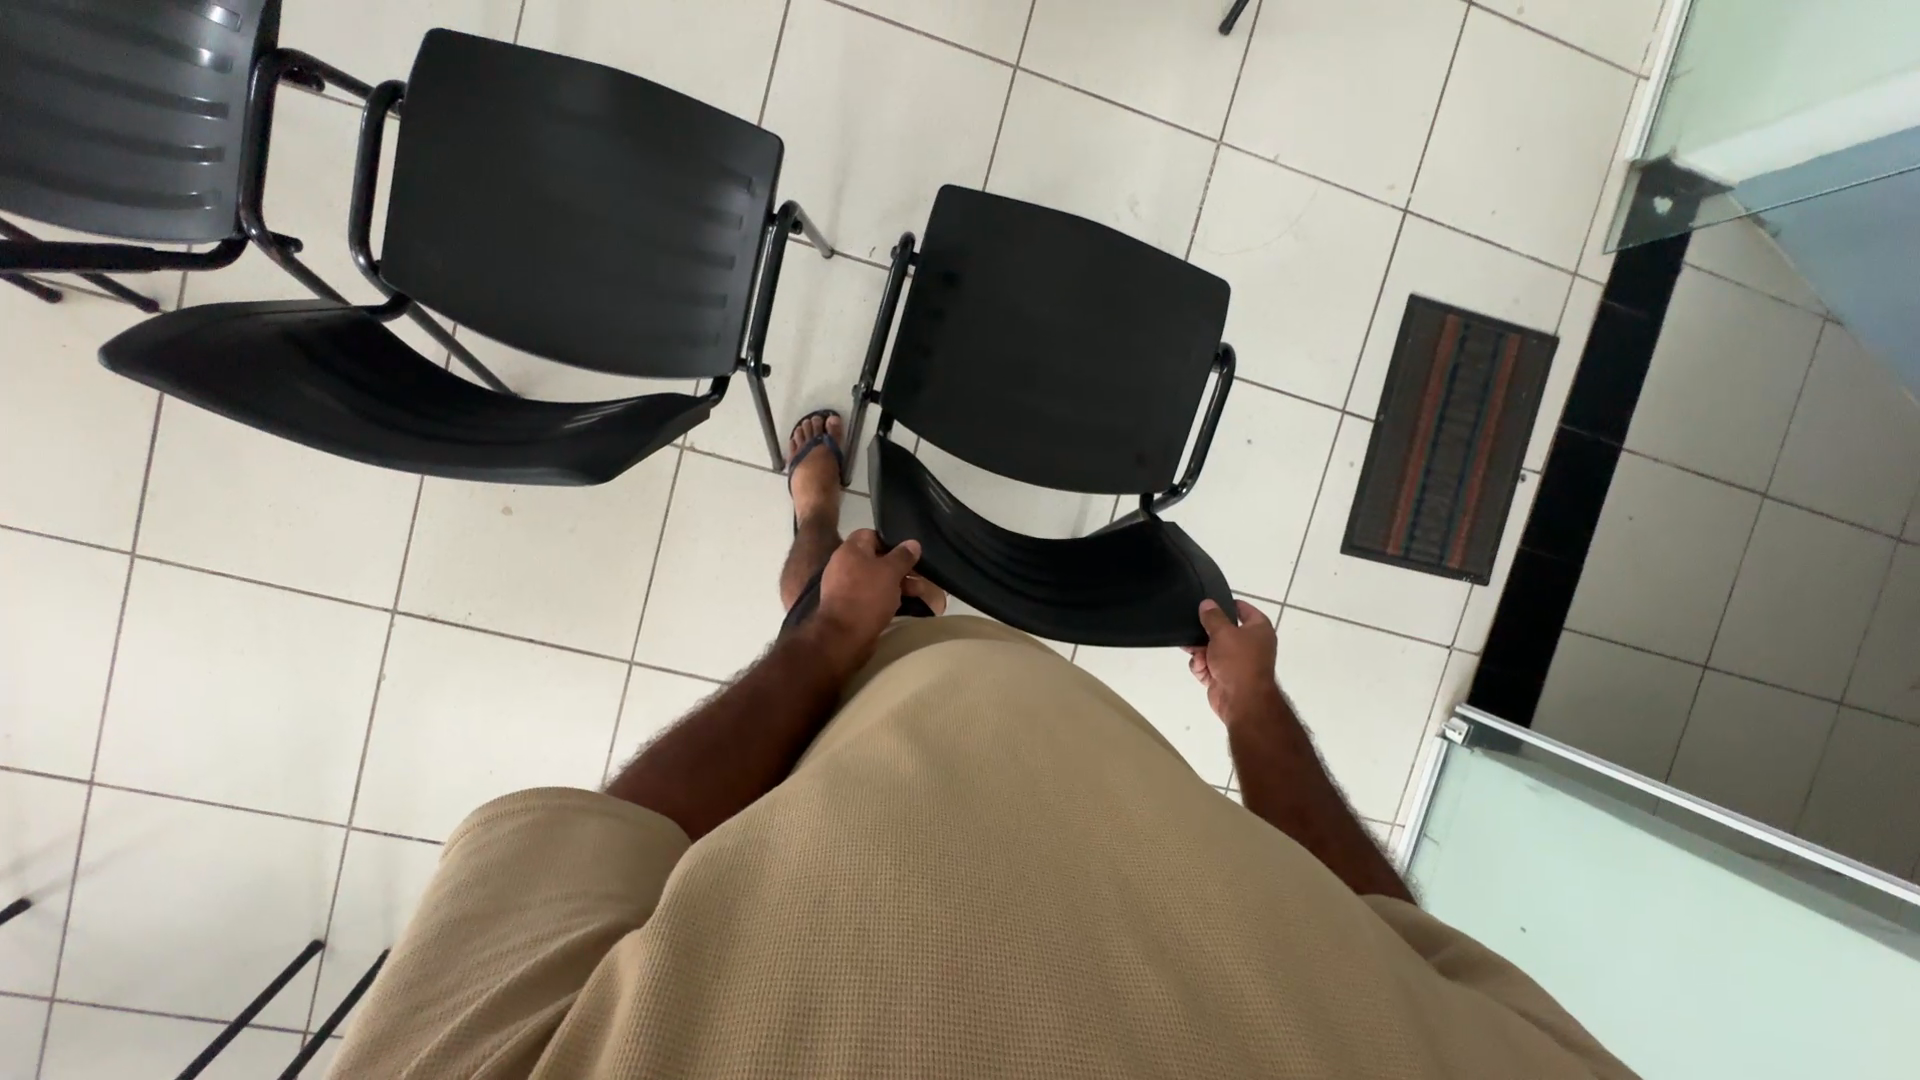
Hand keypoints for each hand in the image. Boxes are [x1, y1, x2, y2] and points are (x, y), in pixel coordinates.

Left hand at [805, 530, 925, 666]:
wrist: (843, 636)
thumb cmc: (867, 596)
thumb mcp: (890, 572)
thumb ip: (903, 556)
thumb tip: (913, 543)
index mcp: (850, 550)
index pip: (871, 535)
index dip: (891, 541)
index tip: (909, 553)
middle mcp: (844, 565)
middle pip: (876, 559)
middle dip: (899, 568)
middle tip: (920, 577)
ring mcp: (844, 587)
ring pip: (876, 580)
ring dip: (897, 585)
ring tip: (918, 594)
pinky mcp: (848, 607)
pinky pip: (871, 597)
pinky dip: (886, 599)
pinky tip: (902, 606)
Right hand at [1184, 600, 1281, 725]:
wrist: (1241, 700)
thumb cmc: (1238, 661)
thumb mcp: (1223, 632)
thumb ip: (1212, 616)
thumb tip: (1207, 603)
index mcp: (1258, 629)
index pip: (1242, 609)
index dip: (1226, 604)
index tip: (1208, 602)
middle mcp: (1249, 644)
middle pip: (1222, 630)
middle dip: (1205, 632)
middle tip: (1191, 628)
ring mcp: (1236, 661)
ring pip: (1211, 648)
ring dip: (1200, 651)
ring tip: (1192, 651)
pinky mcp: (1223, 676)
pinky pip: (1207, 665)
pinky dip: (1202, 666)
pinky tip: (1201, 668)